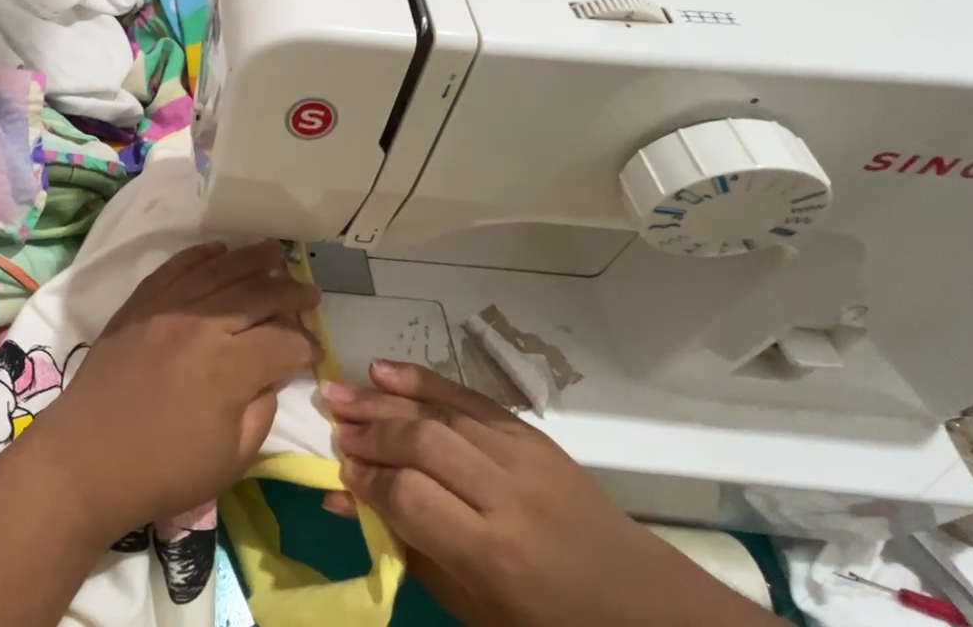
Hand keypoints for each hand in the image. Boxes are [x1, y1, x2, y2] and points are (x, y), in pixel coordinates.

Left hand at [25, 241, 321, 544]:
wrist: (86, 459)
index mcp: (228, 369)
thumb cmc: (163, 471)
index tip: (314, 352)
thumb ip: (260, 410)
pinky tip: (217, 250)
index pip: (282, 342)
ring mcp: (163, 311)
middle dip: (289, 293)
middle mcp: (199, 327)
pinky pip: (171, 270)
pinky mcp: (136, 307)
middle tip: (310, 294)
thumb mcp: (231, 458)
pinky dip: (197, 256)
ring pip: (215, 272)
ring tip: (275, 251)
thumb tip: (271, 375)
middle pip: (255, 295)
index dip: (306, 346)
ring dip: (250, 259)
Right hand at [324, 362, 779, 626]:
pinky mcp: (533, 436)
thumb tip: (341, 496)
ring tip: (339, 392)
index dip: (364, 478)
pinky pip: (470, 396)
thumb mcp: (468, 602)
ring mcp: (524, 458)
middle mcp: (508, 496)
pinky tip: (384, 370)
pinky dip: (424, 380)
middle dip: (368, 430)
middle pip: (421, 442)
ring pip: (440, 413)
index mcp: (492, 553)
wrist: (642, 607)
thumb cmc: (544, 620)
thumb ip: (404, 543)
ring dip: (383, 399)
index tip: (337, 470)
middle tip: (330, 423)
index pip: (408, 494)